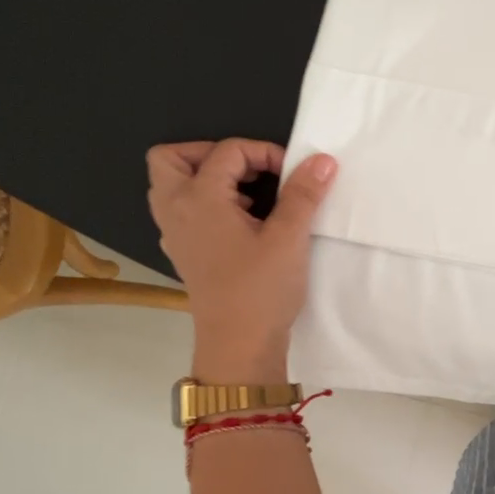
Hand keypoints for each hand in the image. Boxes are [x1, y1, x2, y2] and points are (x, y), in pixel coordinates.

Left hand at [146, 139, 337, 382]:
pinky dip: (209, 204)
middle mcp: (176, 209)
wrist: (239, 341)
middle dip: (215, 155)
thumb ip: (303, 194)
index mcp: (198, 198)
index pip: (227, 152)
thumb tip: (321, 160)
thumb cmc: (261, 287)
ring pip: (174, 185)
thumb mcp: (289, 237)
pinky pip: (184, 210)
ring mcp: (175, 232)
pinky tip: (243, 224)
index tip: (296, 176)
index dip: (265, 153)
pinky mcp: (185, 252)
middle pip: (173, 158)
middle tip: (253, 171)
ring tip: (250, 197)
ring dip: (209, 179)